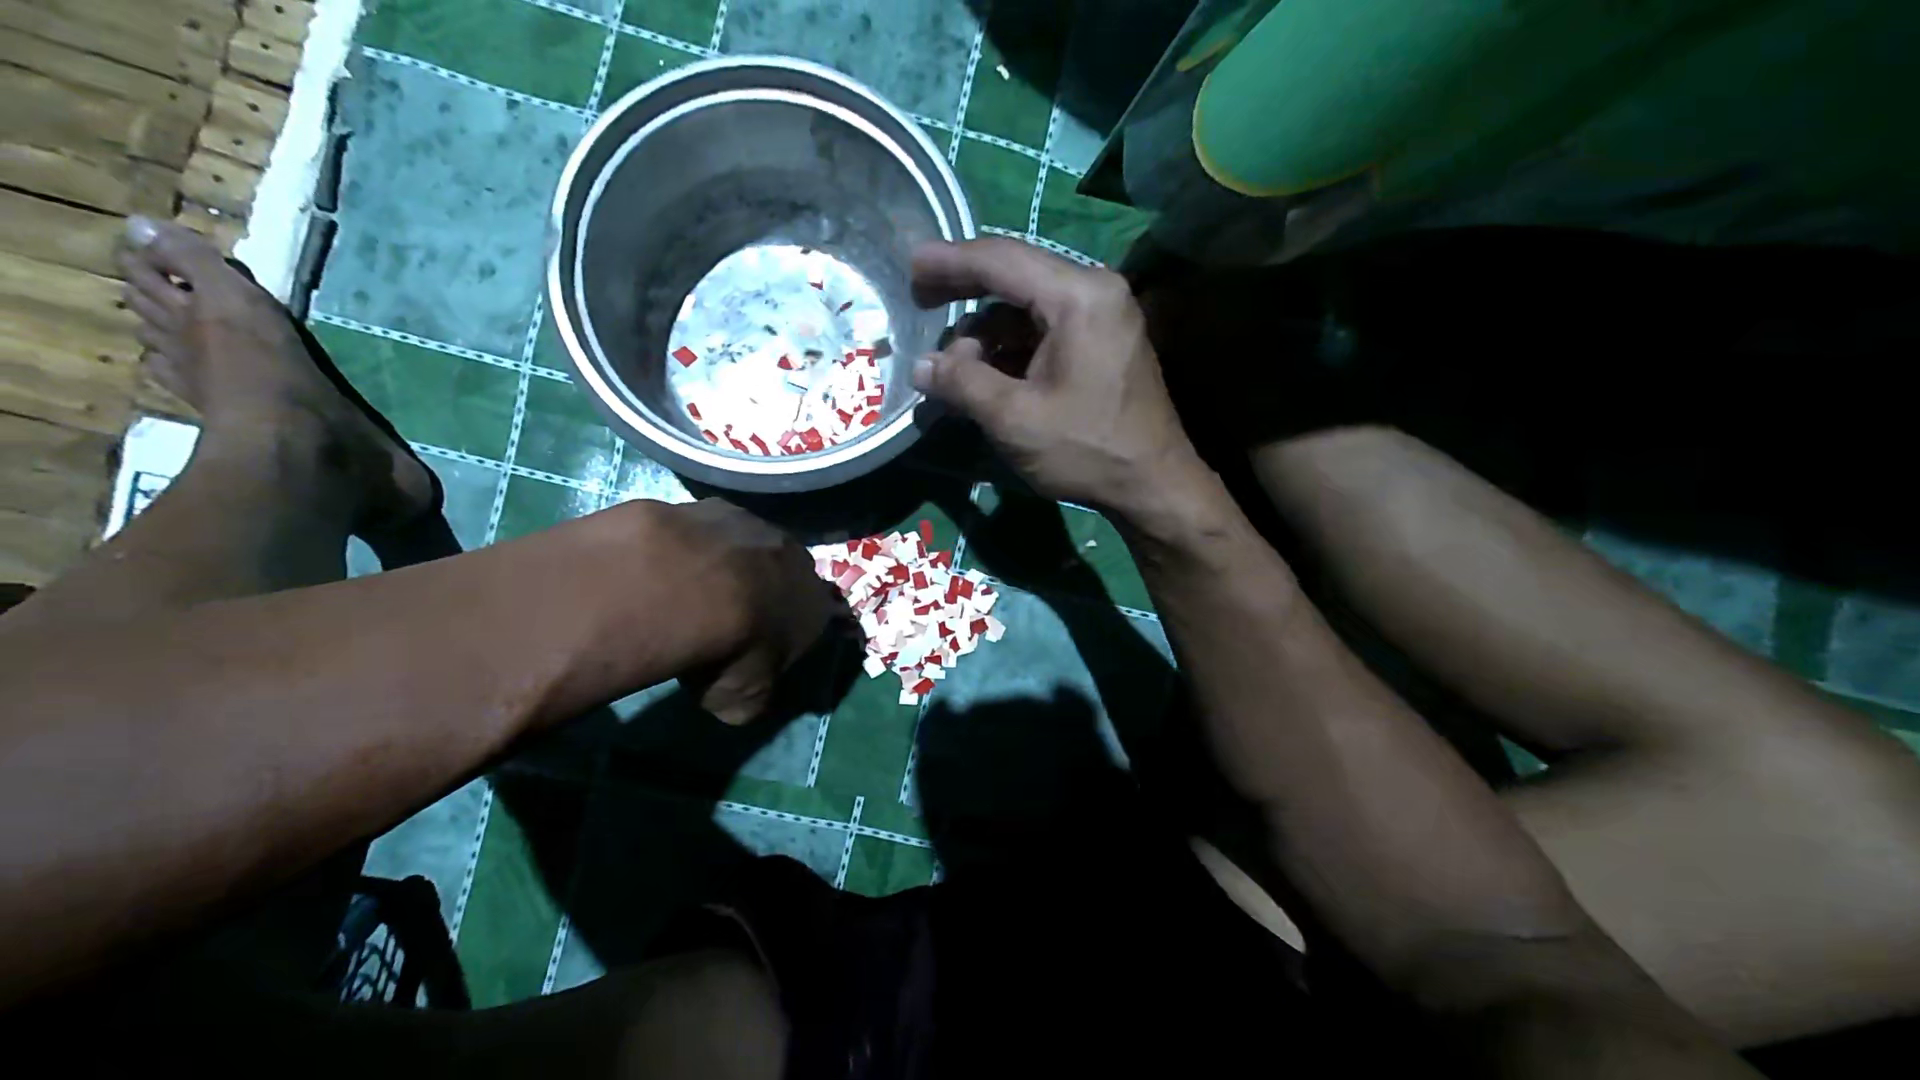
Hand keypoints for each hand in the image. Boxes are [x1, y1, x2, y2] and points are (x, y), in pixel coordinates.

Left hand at [653, 499, 846, 724]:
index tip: (764, 651)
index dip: (790, 635)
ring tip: (687, 592)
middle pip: (784, 575)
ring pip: (746, 547)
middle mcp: (795, 559)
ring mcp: (755, 525)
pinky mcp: (711, 506)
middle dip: (763, 592)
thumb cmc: (729, 651)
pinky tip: (664, 568)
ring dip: (727, 564)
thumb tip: (742, 694)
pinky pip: (705, 531)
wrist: (684, 587)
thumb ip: (754, 694)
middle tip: (726, 619)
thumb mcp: (744, 701)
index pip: (817, 620)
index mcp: (815, 606)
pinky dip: (691, 548)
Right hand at [910, 238, 1201, 513]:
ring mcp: (1104, 316)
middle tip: (921, 300)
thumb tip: (921, 366)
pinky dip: (1011, 346)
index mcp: (1078, 297)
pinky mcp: (1103, 341)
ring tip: (953, 367)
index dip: (951, 262)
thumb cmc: (1086, 449)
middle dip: (965, 291)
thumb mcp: (1013, 418)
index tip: (911, 266)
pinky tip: (986, 373)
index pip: (1002, 261)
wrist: (1153, 485)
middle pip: (1016, 276)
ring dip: (987, 330)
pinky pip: (1046, 328)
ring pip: (1028, 307)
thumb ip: (962, 383)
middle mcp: (1096, 292)